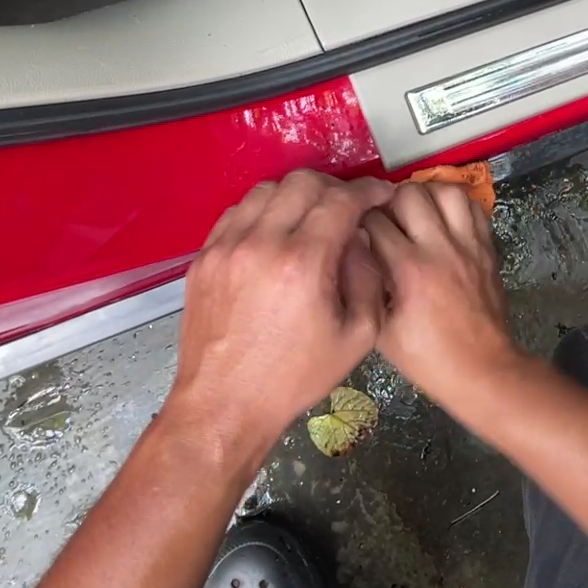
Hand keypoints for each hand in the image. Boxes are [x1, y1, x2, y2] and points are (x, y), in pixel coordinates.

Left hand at [168, 171, 394, 470]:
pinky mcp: (204, 258)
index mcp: (303, 262)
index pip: (342, 200)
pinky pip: (238, 211)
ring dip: (298, 194)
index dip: (369, 190)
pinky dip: (265, 209)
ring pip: (267, 189)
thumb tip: (360, 238)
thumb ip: (369, 276)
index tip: (382, 195)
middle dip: (336, 186)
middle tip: (350, 205)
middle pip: (303, 182)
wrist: (223, 406)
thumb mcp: (359, 335)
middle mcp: (261, 243)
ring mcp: (226, 248)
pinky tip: (277, 231)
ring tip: (313, 215)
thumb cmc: (296, 376)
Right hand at [364, 182, 523, 406]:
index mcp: (410, 269)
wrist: (480, 368)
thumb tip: (354, 250)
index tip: (356, 230)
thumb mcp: (380, 329)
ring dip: (427, 196)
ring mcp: (468, 244)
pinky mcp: (487, 247)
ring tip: (416, 214)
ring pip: (447, 190)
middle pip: (411, 193)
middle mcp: (441, 247)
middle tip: (387, 220)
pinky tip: (443, 221)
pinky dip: (455, 206)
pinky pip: (473, 207)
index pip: (375, 221)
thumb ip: (366, 285)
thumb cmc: (426, 357)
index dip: (359, 221)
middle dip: (391, 202)